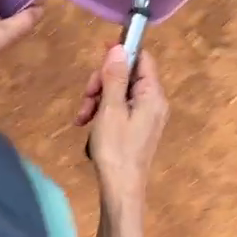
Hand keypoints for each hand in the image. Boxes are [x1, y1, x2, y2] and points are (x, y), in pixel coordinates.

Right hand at [77, 45, 167, 203]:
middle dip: (102, 82)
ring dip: (97, 98)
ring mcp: (145, 115)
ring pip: (118, 92)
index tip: (99, 53)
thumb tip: (118, 48)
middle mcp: (153, 102)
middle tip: (87, 96)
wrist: (121, 188)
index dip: (121, 53)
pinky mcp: (136, 127)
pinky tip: (85, 123)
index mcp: (152, 95)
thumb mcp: (110, 109)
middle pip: (126, 75)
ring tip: (82, 116)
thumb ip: (114, 77)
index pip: (142, 59)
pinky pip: (118, 108)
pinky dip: (101, 111)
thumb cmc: (116, 148)